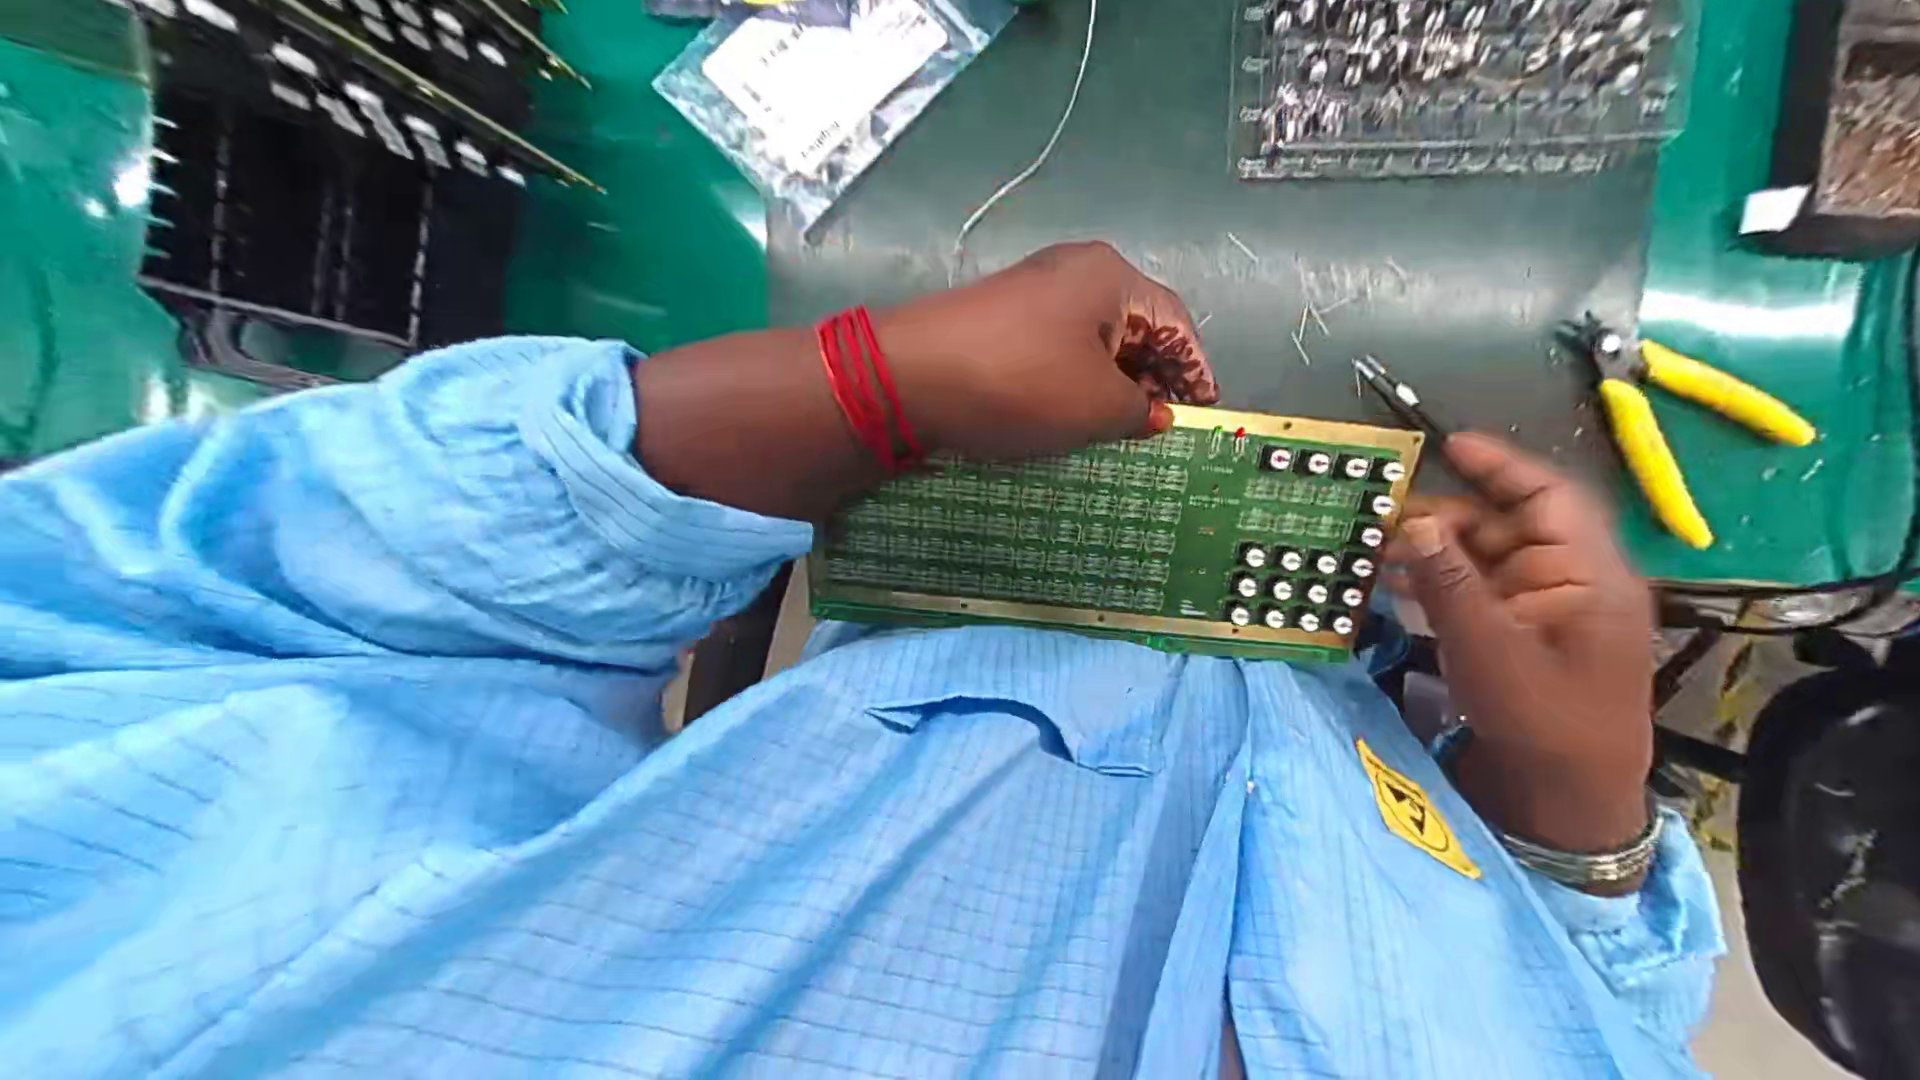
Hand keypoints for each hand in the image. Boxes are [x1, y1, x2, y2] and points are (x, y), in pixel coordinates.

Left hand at [877, 242, 1219, 459]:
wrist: (910, 376)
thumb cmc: (1020, 384)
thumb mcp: (1096, 405)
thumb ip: (1139, 410)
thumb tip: (1153, 412)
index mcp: (1110, 277)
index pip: (1174, 322)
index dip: (1194, 370)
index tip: (1204, 411)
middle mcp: (1073, 274)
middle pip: (1133, 329)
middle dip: (1151, 379)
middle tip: (1157, 427)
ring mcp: (1032, 295)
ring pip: (1092, 343)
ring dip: (1110, 386)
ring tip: (1117, 429)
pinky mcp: (1002, 322)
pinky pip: (1057, 352)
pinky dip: (1073, 383)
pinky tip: (1071, 414)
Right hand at [1387, 434, 1654, 864]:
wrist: (1562, 786)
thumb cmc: (1541, 714)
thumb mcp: (1488, 645)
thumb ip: (1449, 580)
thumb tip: (1415, 522)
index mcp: (1585, 575)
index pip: (1548, 498)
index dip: (1501, 466)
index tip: (1449, 445)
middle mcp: (1566, 580)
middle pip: (1501, 527)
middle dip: (1443, 519)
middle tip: (1384, 519)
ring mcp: (1539, 605)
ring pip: (1479, 557)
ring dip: (1431, 552)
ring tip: (1378, 550)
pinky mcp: (1515, 628)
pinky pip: (1471, 588)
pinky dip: (1434, 581)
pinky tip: (1394, 583)